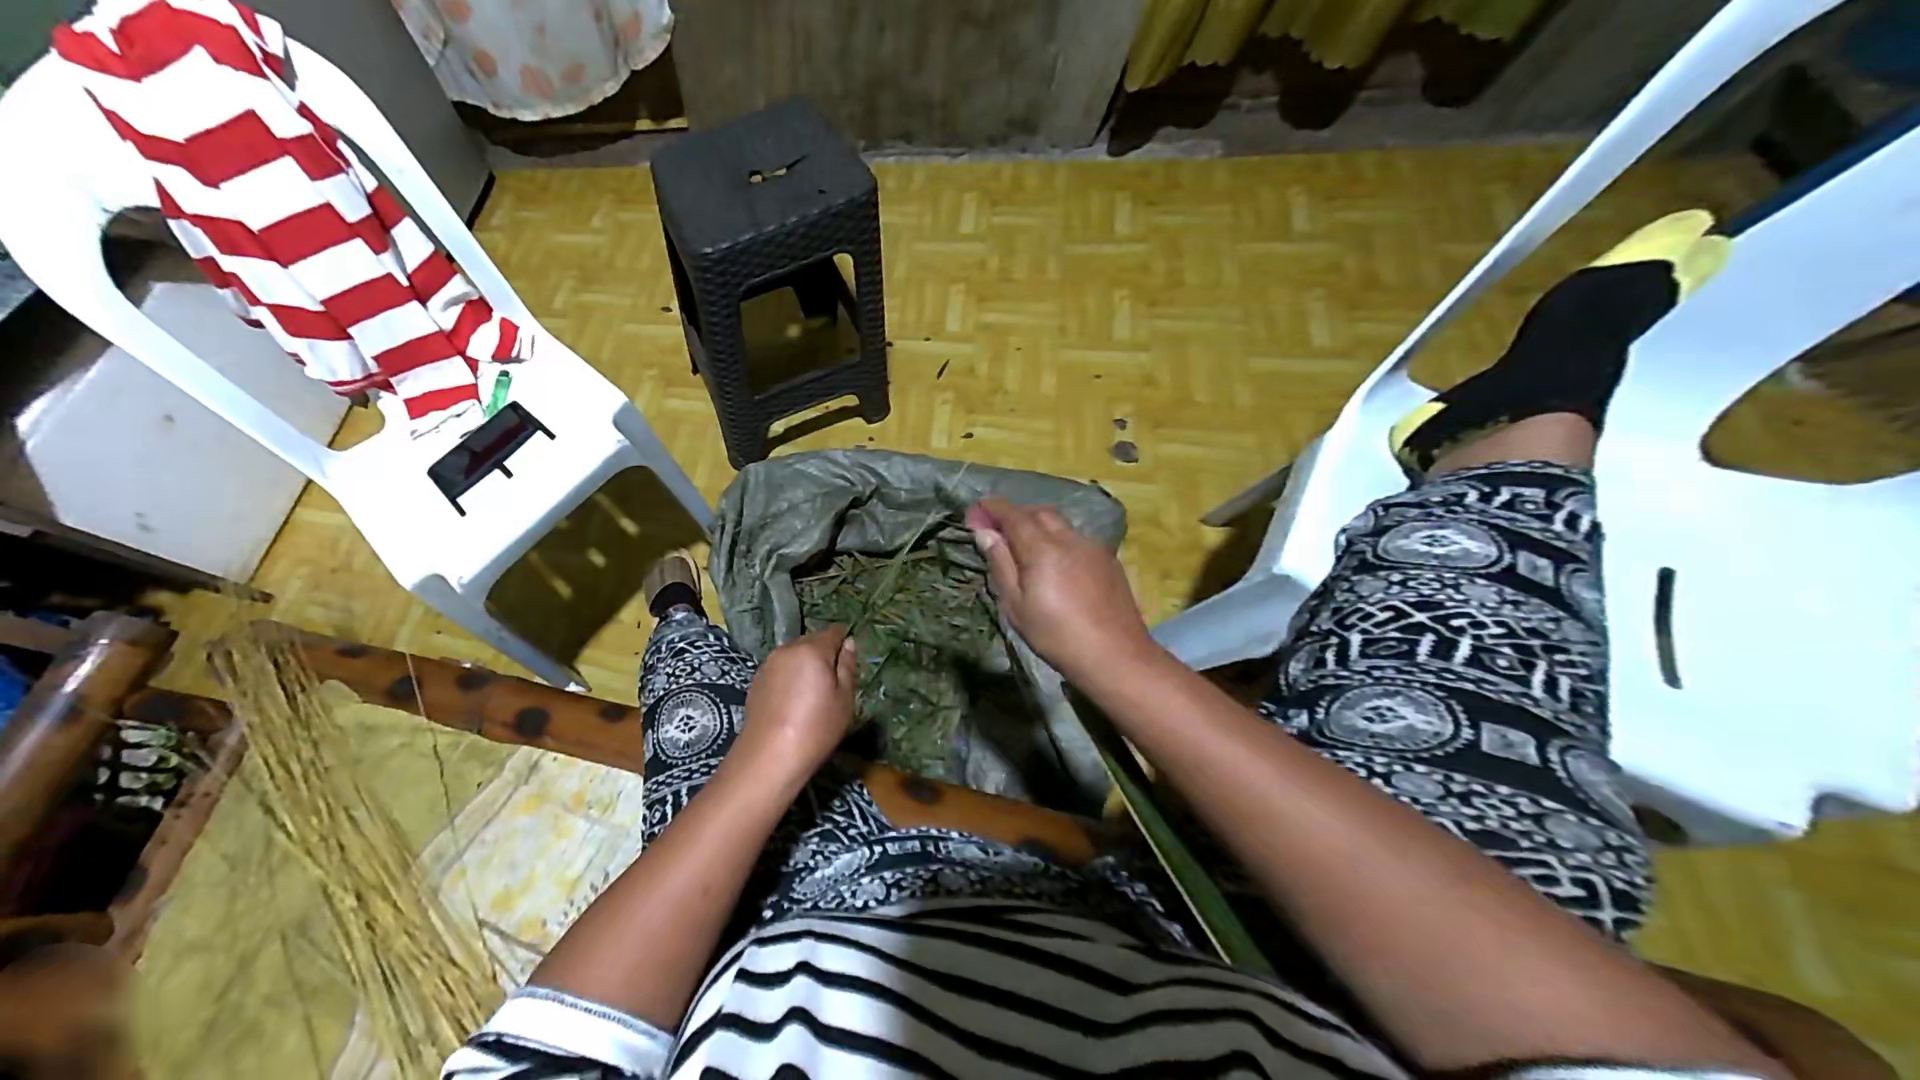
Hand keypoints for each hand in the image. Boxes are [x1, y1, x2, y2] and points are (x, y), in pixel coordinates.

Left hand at [737, 625, 859, 783]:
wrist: (768, 756)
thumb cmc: (816, 727)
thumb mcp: (844, 698)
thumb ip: (847, 666)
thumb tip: (849, 643)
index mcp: (812, 649)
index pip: (833, 632)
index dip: (843, 644)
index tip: (848, 665)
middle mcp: (788, 649)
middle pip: (812, 642)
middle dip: (823, 655)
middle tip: (832, 683)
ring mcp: (768, 665)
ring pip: (794, 656)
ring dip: (804, 666)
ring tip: (811, 695)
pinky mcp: (756, 681)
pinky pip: (780, 670)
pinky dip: (789, 678)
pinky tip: (792, 702)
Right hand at [965, 497, 1157, 681]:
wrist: (1115, 655)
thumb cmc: (1057, 636)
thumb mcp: (1016, 606)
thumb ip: (1001, 564)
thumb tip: (986, 533)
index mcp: (1043, 548)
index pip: (1012, 514)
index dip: (991, 509)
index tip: (974, 513)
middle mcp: (1069, 538)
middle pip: (1038, 512)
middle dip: (1015, 514)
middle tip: (996, 530)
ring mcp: (1093, 547)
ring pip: (1060, 524)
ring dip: (1038, 526)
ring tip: (1024, 546)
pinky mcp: (1109, 560)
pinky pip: (1077, 539)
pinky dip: (1058, 540)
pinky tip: (1055, 564)